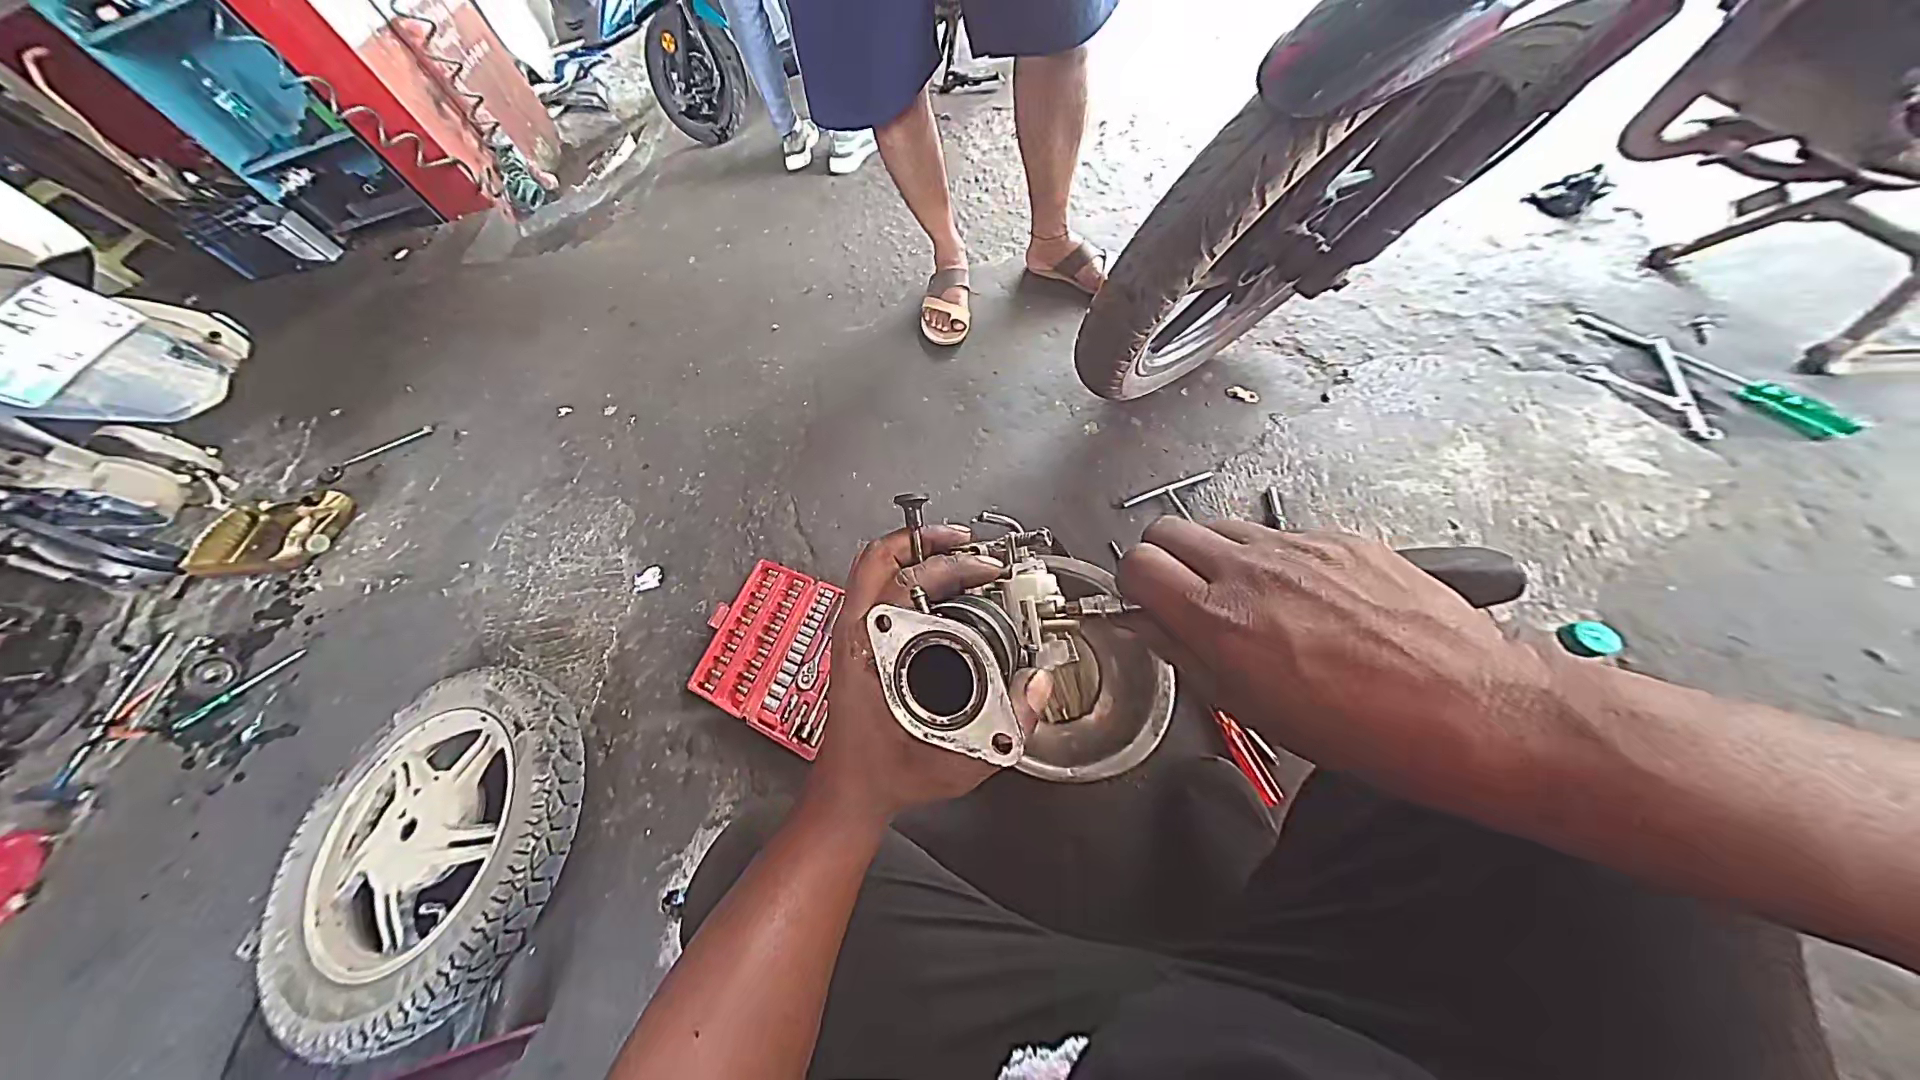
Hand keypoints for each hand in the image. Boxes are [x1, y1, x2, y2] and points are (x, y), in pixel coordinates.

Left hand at [809, 525, 1052, 822]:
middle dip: (927, 538)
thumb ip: (1012, 721)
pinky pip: (872, 587)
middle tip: (965, 541)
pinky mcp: (854, 643)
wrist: (849, 791)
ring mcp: (850, 636)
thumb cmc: (887, 774)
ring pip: (871, 566)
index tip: (986, 570)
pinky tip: (933, 584)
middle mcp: (854, 635)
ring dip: (913, 550)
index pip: (907, 582)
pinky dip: (903, 571)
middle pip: (879, 556)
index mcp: (873, 652)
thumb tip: (1037, 682)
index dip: (953, 566)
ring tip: (952, 550)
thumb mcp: (962, 755)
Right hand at [1117, 519, 1552, 784]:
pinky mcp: (1340, 538)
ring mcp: (1298, 547)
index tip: (1142, 600)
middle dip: (1161, 558)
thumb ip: (1187, 656)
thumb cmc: (1368, 728)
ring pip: (1219, 525)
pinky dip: (1270, 557)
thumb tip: (1153, 627)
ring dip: (1213, 554)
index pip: (1137, 563)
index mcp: (1221, 619)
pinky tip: (1297, 594)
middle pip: (1167, 528)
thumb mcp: (1251, 708)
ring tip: (1240, 594)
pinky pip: (1280, 533)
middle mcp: (1252, 570)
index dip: (1131, 583)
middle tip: (1179, 590)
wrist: (1471, 708)